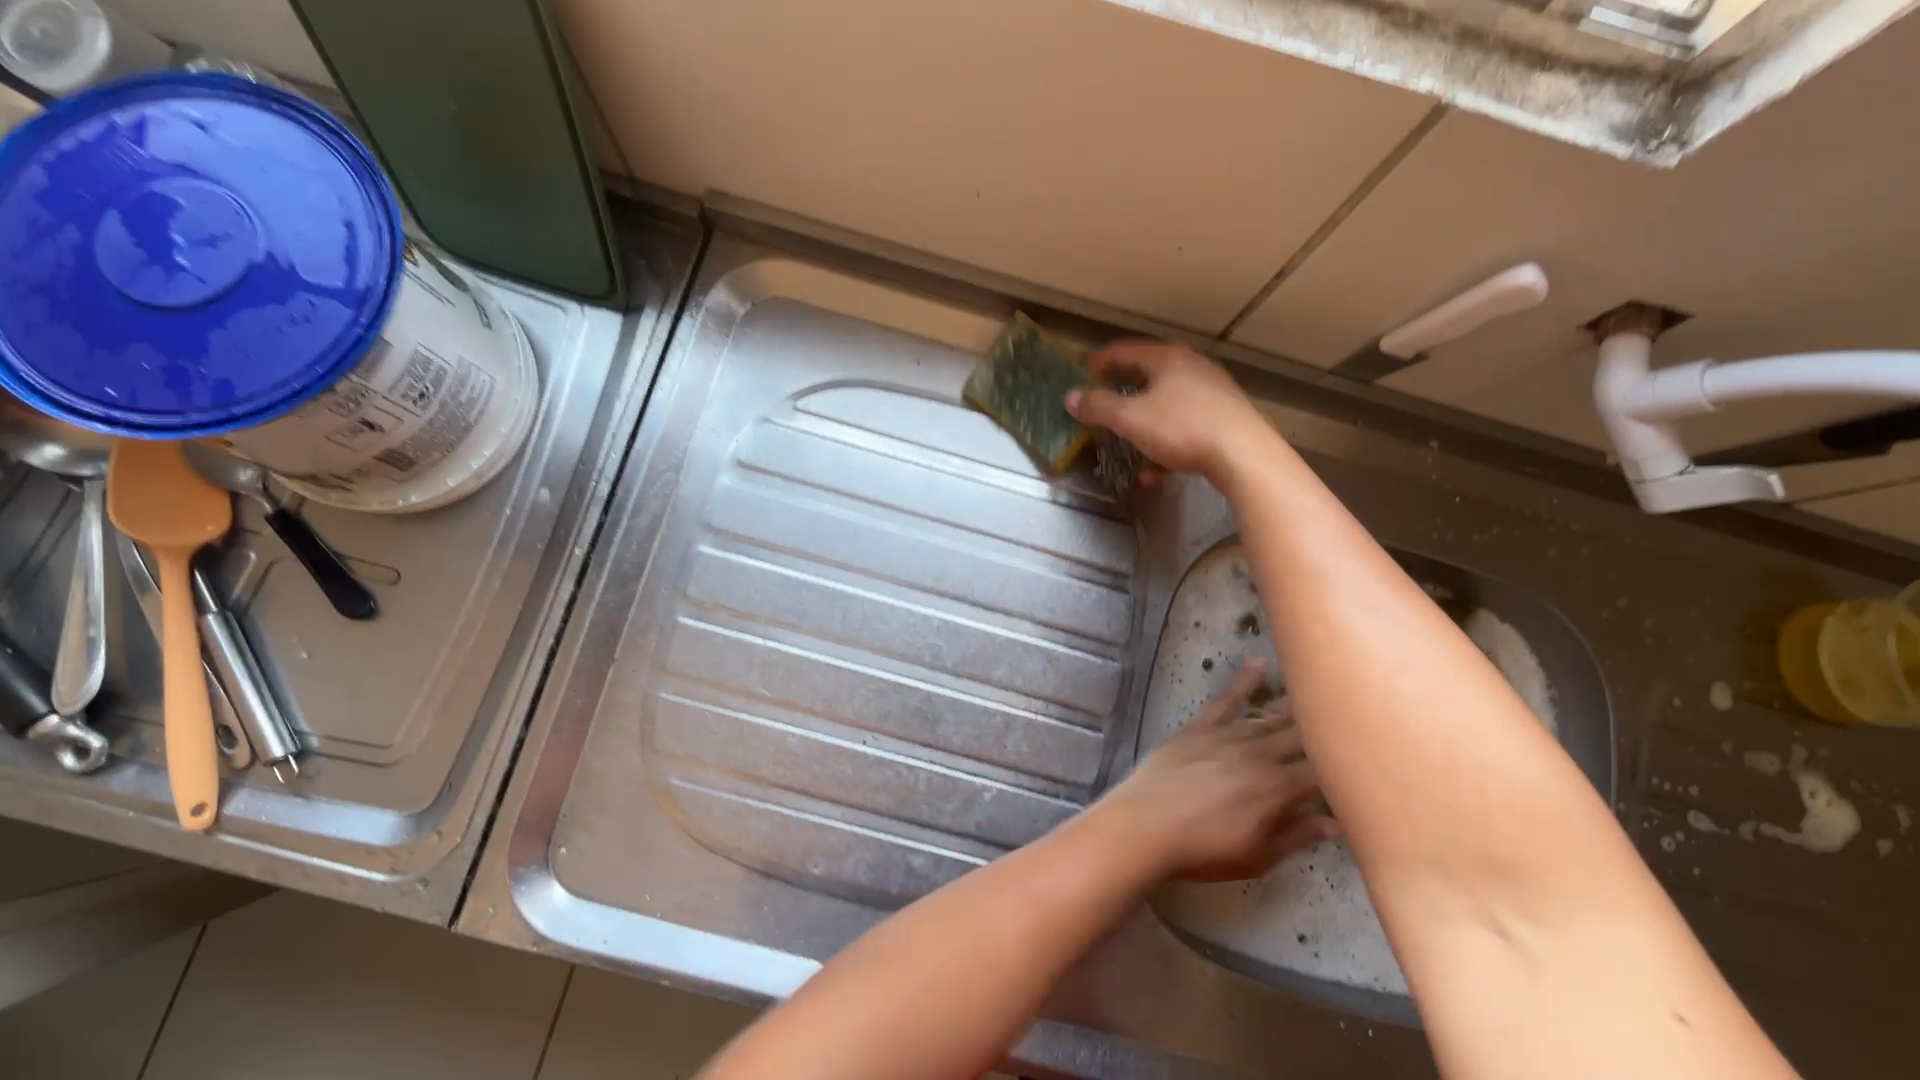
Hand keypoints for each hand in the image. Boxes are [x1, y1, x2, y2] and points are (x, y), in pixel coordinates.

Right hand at [1064, 341, 1275, 483]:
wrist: (1244, 456)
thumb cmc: (1182, 428)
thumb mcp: (1131, 419)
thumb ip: (1098, 407)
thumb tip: (1071, 397)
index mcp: (1168, 358)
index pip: (1124, 351)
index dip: (1098, 362)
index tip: (1079, 373)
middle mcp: (1192, 367)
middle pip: (1148, 377)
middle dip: (1122, 395)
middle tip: (1100, 408)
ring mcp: (1212, 393)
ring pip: (1167, 406)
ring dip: (1143, 426)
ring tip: (1125, 446)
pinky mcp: (1224, 419)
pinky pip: (1185, 429)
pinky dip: (1166, 446)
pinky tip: (1155, 474)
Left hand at [1097, 661, 1335, 881]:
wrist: (1144, 827)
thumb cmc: (1202, 851)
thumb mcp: (1255, 857)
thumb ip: (1296, 836)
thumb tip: (1335, 824)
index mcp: (1277, 788)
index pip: (1321, 771)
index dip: (1343, 765)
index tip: (1361, 756)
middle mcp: (1258, 755)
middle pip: (1300, 737)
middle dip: (1325, 728)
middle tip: (1349, 713)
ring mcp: (1227, 737)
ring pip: (1268, 717)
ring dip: (1294, 707)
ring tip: (1318, 692)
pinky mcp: (1198, 728)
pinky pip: (1225, 700)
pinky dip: (1242, 681)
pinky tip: (1258, 663)